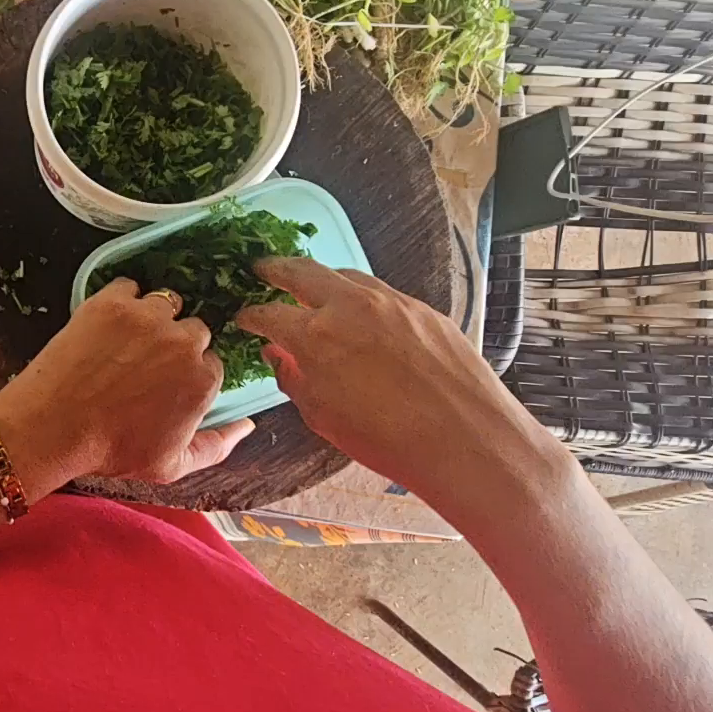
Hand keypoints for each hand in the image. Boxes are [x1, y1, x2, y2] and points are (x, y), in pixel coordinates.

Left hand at [0, 278, 253, 487]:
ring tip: (127, 340)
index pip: (210, 363)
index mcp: (203, 379)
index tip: (165, 382)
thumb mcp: (172, 465)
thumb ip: (217, 446)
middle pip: (193, 330)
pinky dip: (122, 299)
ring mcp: (147, 317)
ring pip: (165, 303)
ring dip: (153, 316)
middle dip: (175, 343)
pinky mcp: (112, 301)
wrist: (52, 426)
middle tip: (144, 362)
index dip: (188, 372)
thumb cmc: (111, 450)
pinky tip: (107, 323)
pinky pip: (129, 286)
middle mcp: (183, 342)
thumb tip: (248, 426)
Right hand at [234, 258, 577, 500]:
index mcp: (315, 335)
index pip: (268, 314)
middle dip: (275, 268)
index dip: (250, 315)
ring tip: (309, 287)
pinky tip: (358, 313)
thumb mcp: (321, 415)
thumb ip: (293, 377)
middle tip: (261, 269)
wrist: (469, 442)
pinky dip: (357, 295)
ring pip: (344, 275)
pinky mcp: (423, 310)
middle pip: (302, 271)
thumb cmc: (385, 438)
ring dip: (320, 278)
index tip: (243, 318)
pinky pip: (380, 292)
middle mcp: (350, 307)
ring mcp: (391, 303)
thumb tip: (278, 355)